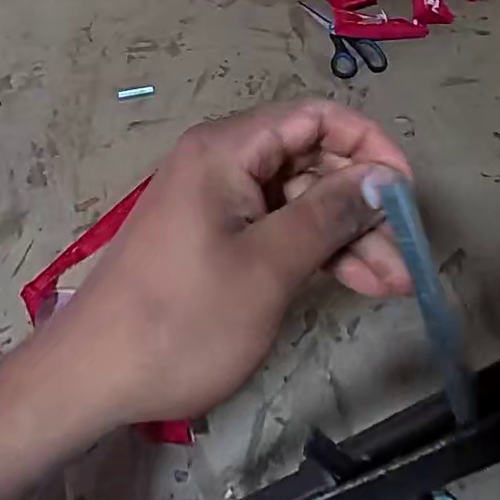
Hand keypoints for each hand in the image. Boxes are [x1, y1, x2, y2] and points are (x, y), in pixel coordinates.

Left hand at [42, 100, 413, 425]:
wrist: (91, 382)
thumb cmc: (180, 320)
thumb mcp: (268, 266)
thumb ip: (330, 214)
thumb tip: (384, 178)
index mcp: (229, 148)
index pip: (316, 118)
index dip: (368, 144)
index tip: (405, 187)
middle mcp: (229, 162)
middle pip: (316, 162)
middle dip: (365, 204)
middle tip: (407, 247)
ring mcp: (228, 202)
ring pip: (307, 202)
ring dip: (352, 237)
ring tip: (397, 281)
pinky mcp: (227, 237)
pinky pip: (286, 230)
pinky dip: (323, 253)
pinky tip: (364, 282)